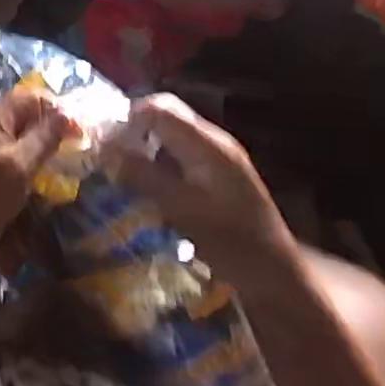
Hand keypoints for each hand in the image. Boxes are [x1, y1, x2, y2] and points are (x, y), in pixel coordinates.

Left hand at [0, 88, 78, 260]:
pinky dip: (40, 161)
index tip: (81, 127)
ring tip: (75, 157)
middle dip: (56, 125)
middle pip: (29, 116)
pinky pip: (23, 157)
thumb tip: (68, 114)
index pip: (30, 97)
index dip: (56, 106)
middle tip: (83, 143)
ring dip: (50, 144)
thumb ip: (42, 138)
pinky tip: (56, 174)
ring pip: (28, 138)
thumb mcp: (18, 165)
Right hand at [103, 94, 298, 289]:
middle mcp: (214, 140)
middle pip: (165, 112)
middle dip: (134, 127)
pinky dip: (159, 157)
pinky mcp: (218, 172)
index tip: (106, 144)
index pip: (159, 107)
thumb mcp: (182, 210)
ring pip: (171, 130)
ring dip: (145, 142)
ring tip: (124, 166)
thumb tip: (106, 149)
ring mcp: (218, 155)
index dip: (128, 118)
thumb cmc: (232, 244)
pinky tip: (149, 182)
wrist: (278, 278)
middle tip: (112, 152)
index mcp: (207, 144)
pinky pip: (180, 149)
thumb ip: (144, 176)